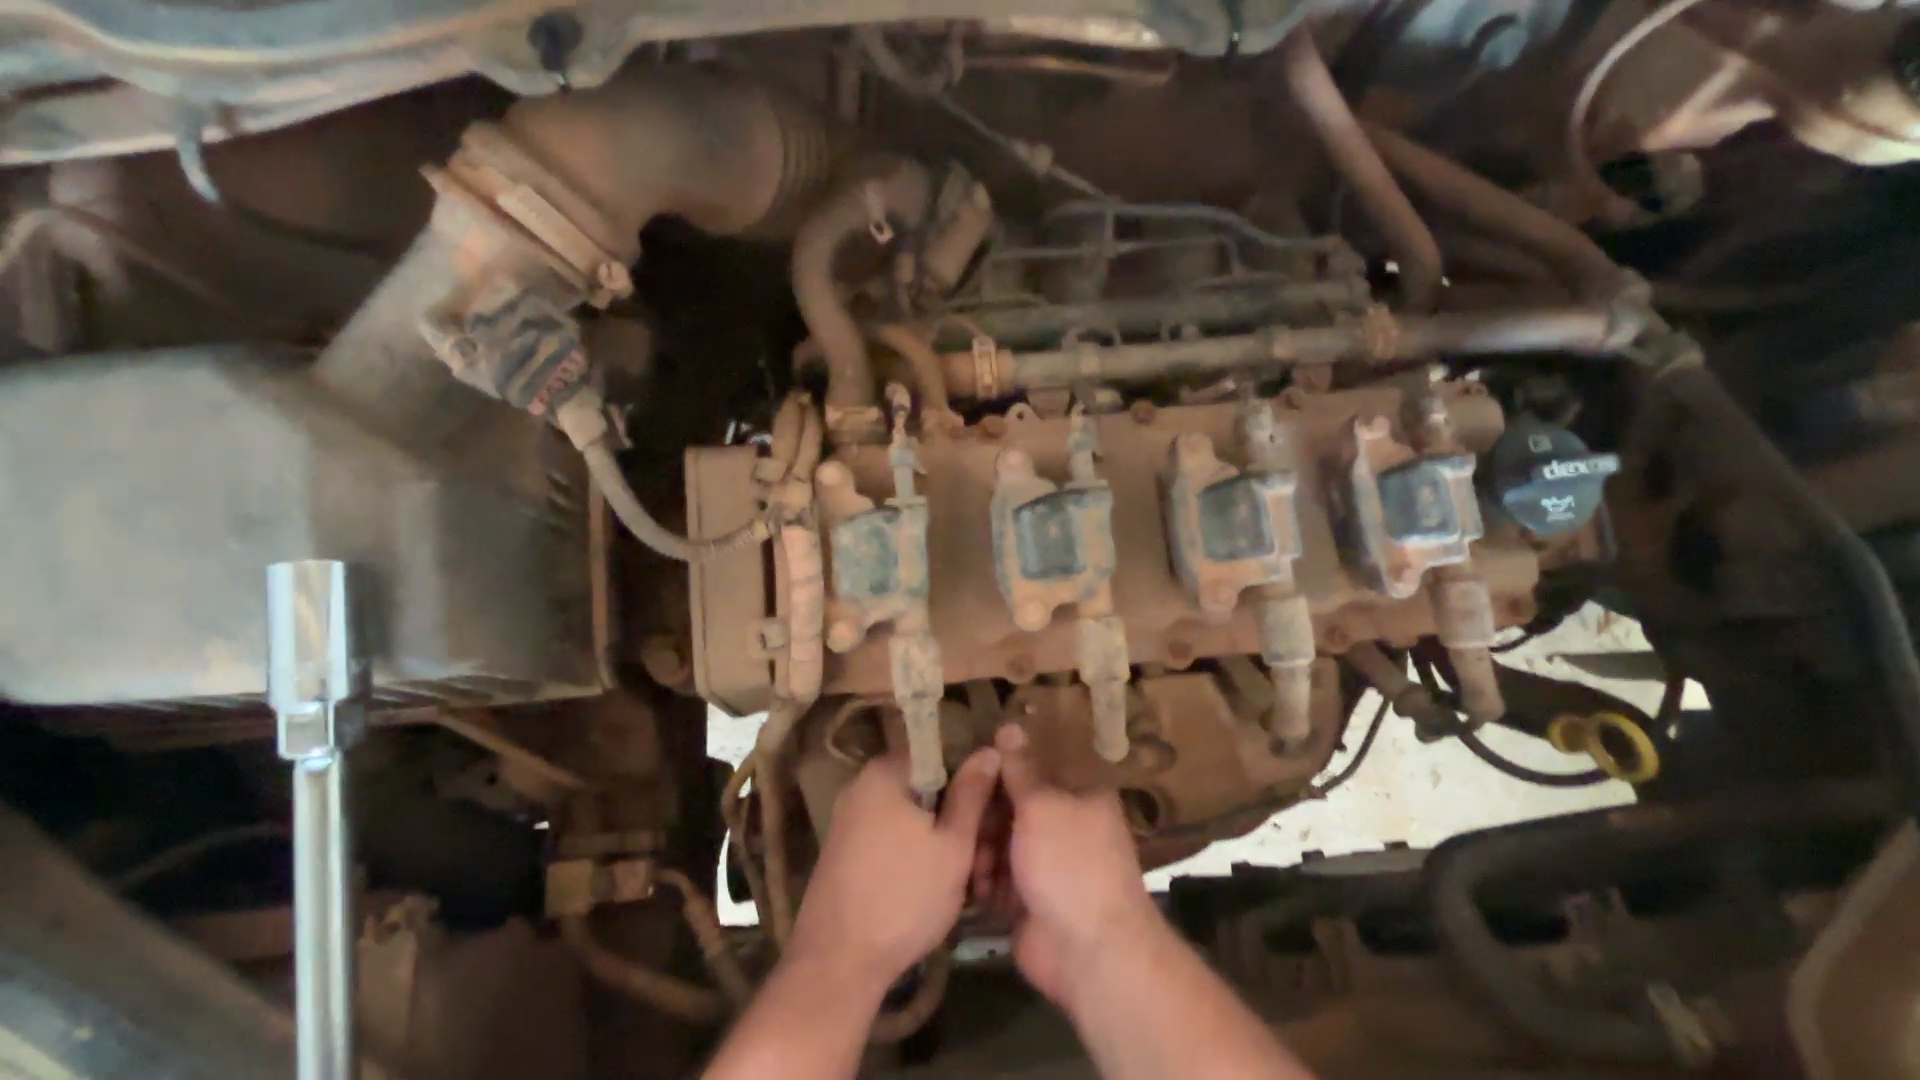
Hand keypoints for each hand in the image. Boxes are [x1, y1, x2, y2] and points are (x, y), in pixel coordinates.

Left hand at [788, 745, 1000, 992]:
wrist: (839, 962)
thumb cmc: (905, 897)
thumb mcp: (953, 846)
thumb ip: (971, 794)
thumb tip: (989, 750)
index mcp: (884, 773)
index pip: (940, 754)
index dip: (971, 781)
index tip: (989, 816)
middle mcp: (860, 787)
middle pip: (923, 788)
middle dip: (954, 818)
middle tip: (980, 859)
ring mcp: (847, 821)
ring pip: (908, 818)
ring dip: (936, 842)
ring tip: (962, 880)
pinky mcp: (843, 852)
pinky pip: (889, 838)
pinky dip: (912, 855)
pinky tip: (929, 888)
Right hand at [983, 724, 1165, 1008]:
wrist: (1089, 951)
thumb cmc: (1069, 864)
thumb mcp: (1043, 805)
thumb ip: (1021, 768)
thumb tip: (1010, 724)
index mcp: (1079, 795)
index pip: (1032, 769)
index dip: (999, 769)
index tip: (964, 768)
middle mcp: (1064, 825)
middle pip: (1011, 807)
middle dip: (984, 816)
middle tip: (959, 821)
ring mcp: (1047, 865)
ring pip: (1000, 844)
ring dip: (982, 852)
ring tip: (974, 864)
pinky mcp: (1029, 900)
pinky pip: (998, 880)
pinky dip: (986, 882)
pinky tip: (976, 888)